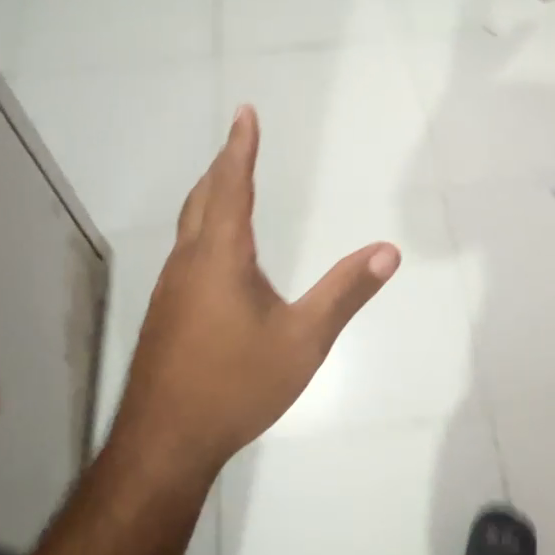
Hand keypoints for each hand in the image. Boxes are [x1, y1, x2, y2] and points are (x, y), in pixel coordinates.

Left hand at [107, 107, 400, 478]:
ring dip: (212, 197)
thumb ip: (346, 292)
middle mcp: (189, 263)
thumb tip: (389, 250)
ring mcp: (171, 290)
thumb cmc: (237, 385)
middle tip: (241, 142)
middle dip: (224, 166)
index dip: (241, 146)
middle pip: (203, 198)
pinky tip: (219, 257)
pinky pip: (187, 252)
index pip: (232, 185)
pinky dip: (205, 230)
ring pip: (190, 226)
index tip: (245, 111)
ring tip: (232, 187)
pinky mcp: (166, 314)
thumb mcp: (304, 339)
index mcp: (221, 257)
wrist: (165, 443)